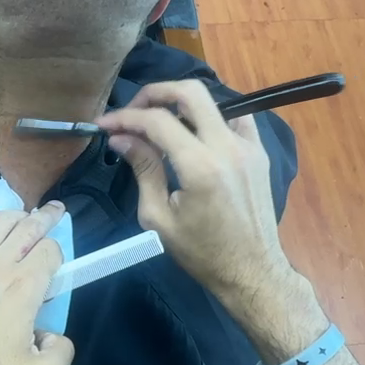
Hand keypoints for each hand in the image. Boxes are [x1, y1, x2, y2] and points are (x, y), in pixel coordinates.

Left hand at [0, 204, 72, 364]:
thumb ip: (62, 353)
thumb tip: (51, 335)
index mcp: (23, 286)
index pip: (49, 249)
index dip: (57, 254)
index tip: (55, 268)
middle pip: (26, 226)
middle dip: (45, 217)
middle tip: (55, 212)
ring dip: (11, 216)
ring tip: (20, 218)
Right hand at [95, 81, 325, 354]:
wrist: (251, 271)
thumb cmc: (201, 253)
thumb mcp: (158, 217)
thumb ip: (143, 170)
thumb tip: (121, 139)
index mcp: (199, 166)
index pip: (157, 121)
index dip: (125, 117)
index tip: (105, 125)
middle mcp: (227, 147)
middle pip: (189, 92)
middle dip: (155, 93)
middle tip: (133, 110)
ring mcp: (248, 146)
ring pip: (214, 101)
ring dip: (181, 103)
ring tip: (159, 120)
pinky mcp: (259, 152)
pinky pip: (235, 118)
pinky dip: (210, 116)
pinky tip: (195, 131)